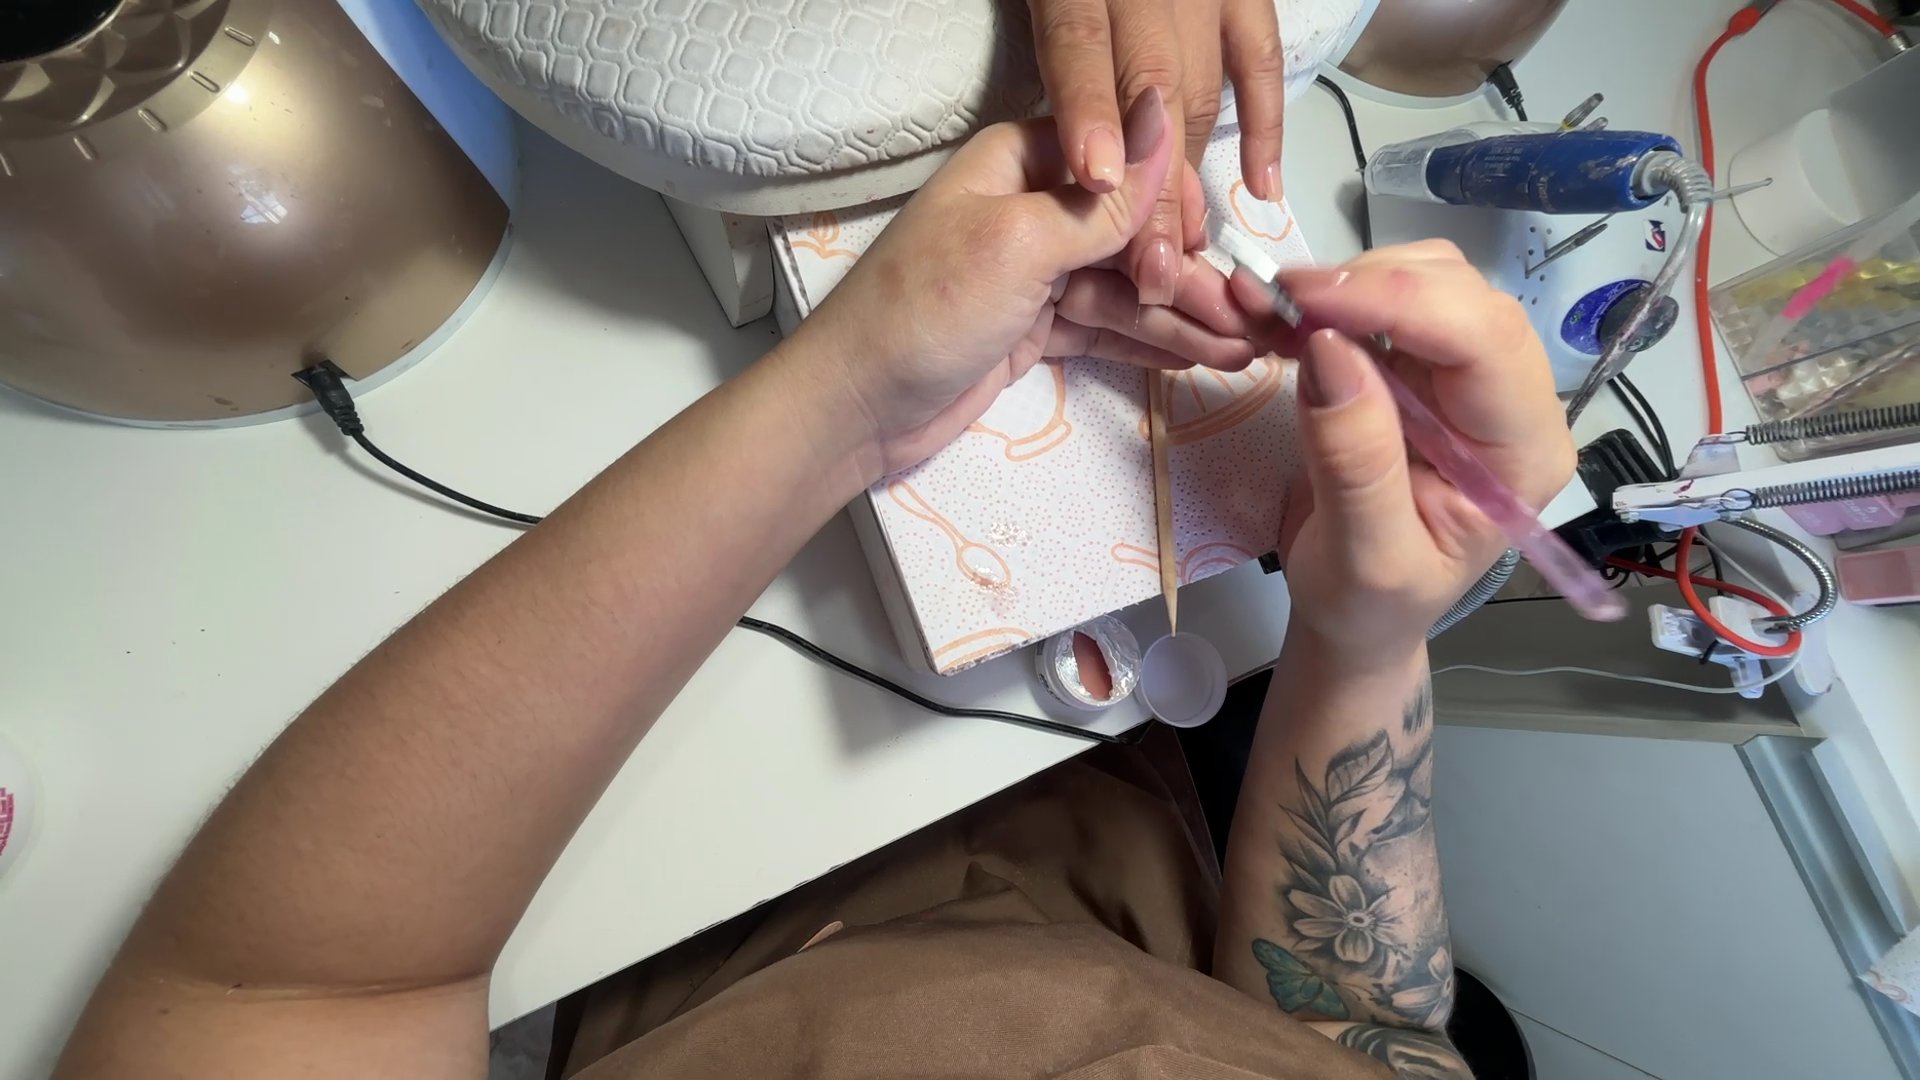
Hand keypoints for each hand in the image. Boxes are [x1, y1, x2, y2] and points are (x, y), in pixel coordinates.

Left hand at [800, 90, 1260, 479]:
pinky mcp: (1032, 331)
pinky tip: (1195, 355)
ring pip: (1122, 291)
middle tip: (1253, 322)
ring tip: (1242, 349)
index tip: (1223, 262)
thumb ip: (1098, 200)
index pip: (1122, 172)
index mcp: (1022, 164)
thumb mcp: (1017, 244)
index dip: (1177, 217)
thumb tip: (1162, 113)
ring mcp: (1033, 277)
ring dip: (1179, 320)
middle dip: (1190, 281)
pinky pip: (1101, 329)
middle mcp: (1032, 213)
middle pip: (1130, 238)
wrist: (859, 406)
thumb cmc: (926, 311)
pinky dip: (1144, 343)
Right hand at [1232, 242, 1576, 652]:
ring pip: (1423, 290)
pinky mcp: (1414, 381)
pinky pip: (1381, 315)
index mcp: (1519, 453)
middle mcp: (1504, 404)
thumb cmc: (1367, 603)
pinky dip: (1330, 305)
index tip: (1304, 300)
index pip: (1482, 342)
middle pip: (1460, 299)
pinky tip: (1284, 319)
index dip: (1397, 303)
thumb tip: (1326, 351)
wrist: (1356, 615)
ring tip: (1272, 308)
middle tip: (1275, 299)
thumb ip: (1354, 462)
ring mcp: (1458, 387)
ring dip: (1346, 286)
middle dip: (1367, 283)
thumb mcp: (1363, 556)